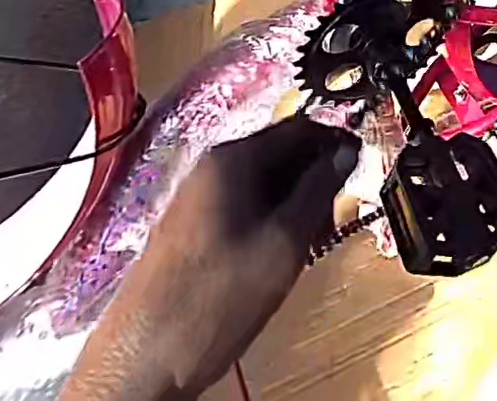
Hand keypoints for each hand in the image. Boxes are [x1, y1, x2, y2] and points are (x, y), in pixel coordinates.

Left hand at [63, 118, 359, 400]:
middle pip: (281, 152)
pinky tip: (284, 249)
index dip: (335, 140)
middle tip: (339, 210)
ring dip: (297, 200)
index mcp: (231, 158)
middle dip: (316, 175)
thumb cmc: (214, 301)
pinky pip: (245, 205)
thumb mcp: (283, 243)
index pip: (299, 127)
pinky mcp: (191, 228)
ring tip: (316, 235)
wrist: (135, 370)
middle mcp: (211, 167)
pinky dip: (272, 217)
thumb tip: (345, 152)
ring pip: (265, 181)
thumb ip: (319, 190)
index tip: (361, 161)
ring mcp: (198, 198)